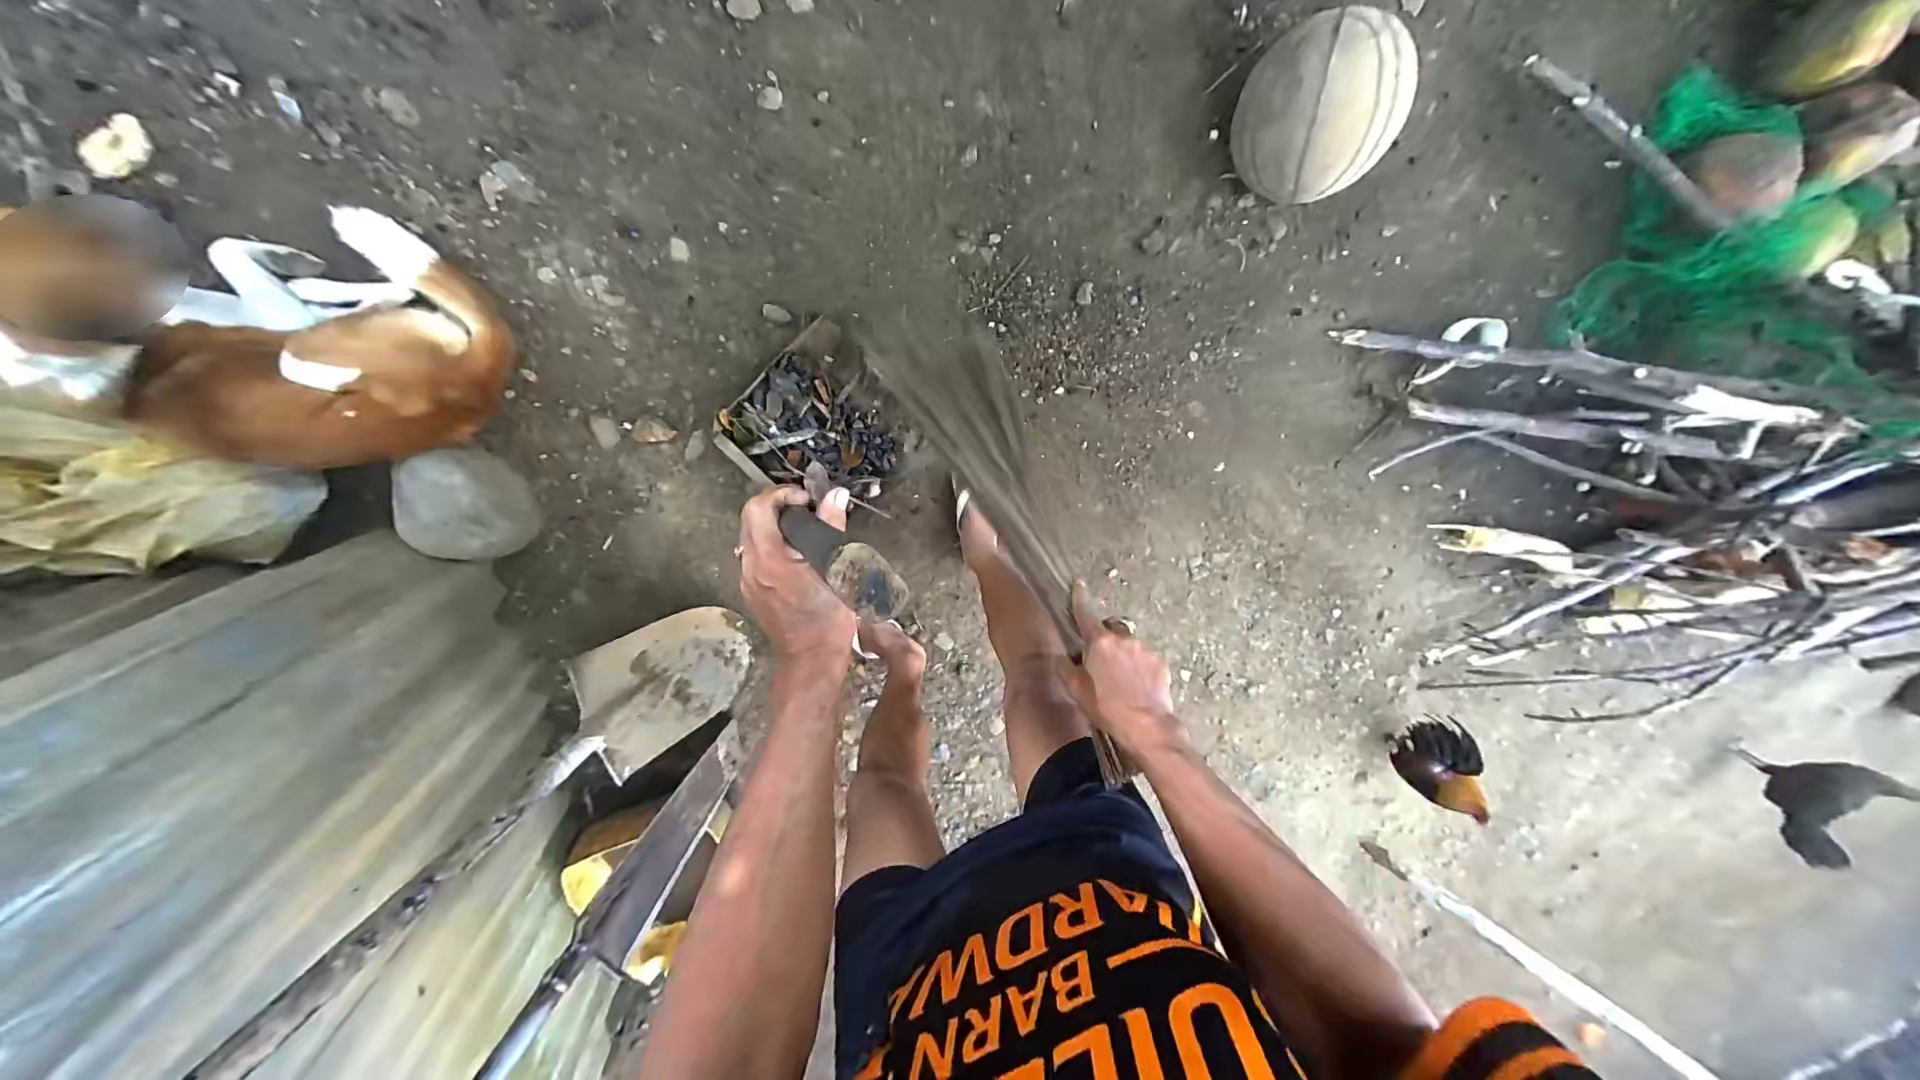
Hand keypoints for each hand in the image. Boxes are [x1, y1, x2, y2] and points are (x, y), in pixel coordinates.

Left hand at [737, 486, 856, 668]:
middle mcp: (749, 567)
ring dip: (775, 526)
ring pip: (751, 537)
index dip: (781, 494)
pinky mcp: (751, 591)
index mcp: (768, 560)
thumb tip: (835, 495)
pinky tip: (798, 555)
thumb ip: (831, 527)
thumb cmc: (828, 618)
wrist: (811, 660)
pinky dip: (773, 545)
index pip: (757, 508)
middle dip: (778, 507)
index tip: (807, 500)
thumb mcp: (836, 568)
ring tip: (806, 530)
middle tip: (808, 510)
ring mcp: (746, 581)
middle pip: (751, 520)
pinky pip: (756, 555)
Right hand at [1060, 579, 1187, 758]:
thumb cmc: (1108, 709)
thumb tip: (1064, 658)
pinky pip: (1144, 658)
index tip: (1078, 585)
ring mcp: (1144, 650)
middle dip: (1104, 638)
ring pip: (1128, 644)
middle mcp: (1123, 639)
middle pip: (1110, 628)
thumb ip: (1065, 667)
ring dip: (1122, 655)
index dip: (1079, 598)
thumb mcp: (1075, 690)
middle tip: (1099, 661)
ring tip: (1118, 680)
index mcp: (1100, 643)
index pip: (1085, 613)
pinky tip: (1134, 686)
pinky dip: (1137, 667)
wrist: (1146, 727)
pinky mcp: (1159, 663)